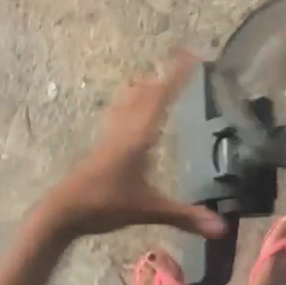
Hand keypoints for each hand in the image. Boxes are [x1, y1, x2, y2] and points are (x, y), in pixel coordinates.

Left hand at [35, 52, 227, 240]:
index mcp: (138, 136)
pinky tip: (130, 115)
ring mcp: (110, 137)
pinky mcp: (102, 147)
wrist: (63, 211)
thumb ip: (185, 217)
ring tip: (156, 80)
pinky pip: (120, 115)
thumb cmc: (105, 205)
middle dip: (164, 77)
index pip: (160, 97)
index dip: (176, 76)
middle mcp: (124, 129)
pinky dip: (131, 105)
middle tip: (182, 63)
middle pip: (144, 94)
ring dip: (144, 88)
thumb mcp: (148, 210)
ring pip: (128, 102)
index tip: (191, 56)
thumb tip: (222, 229)